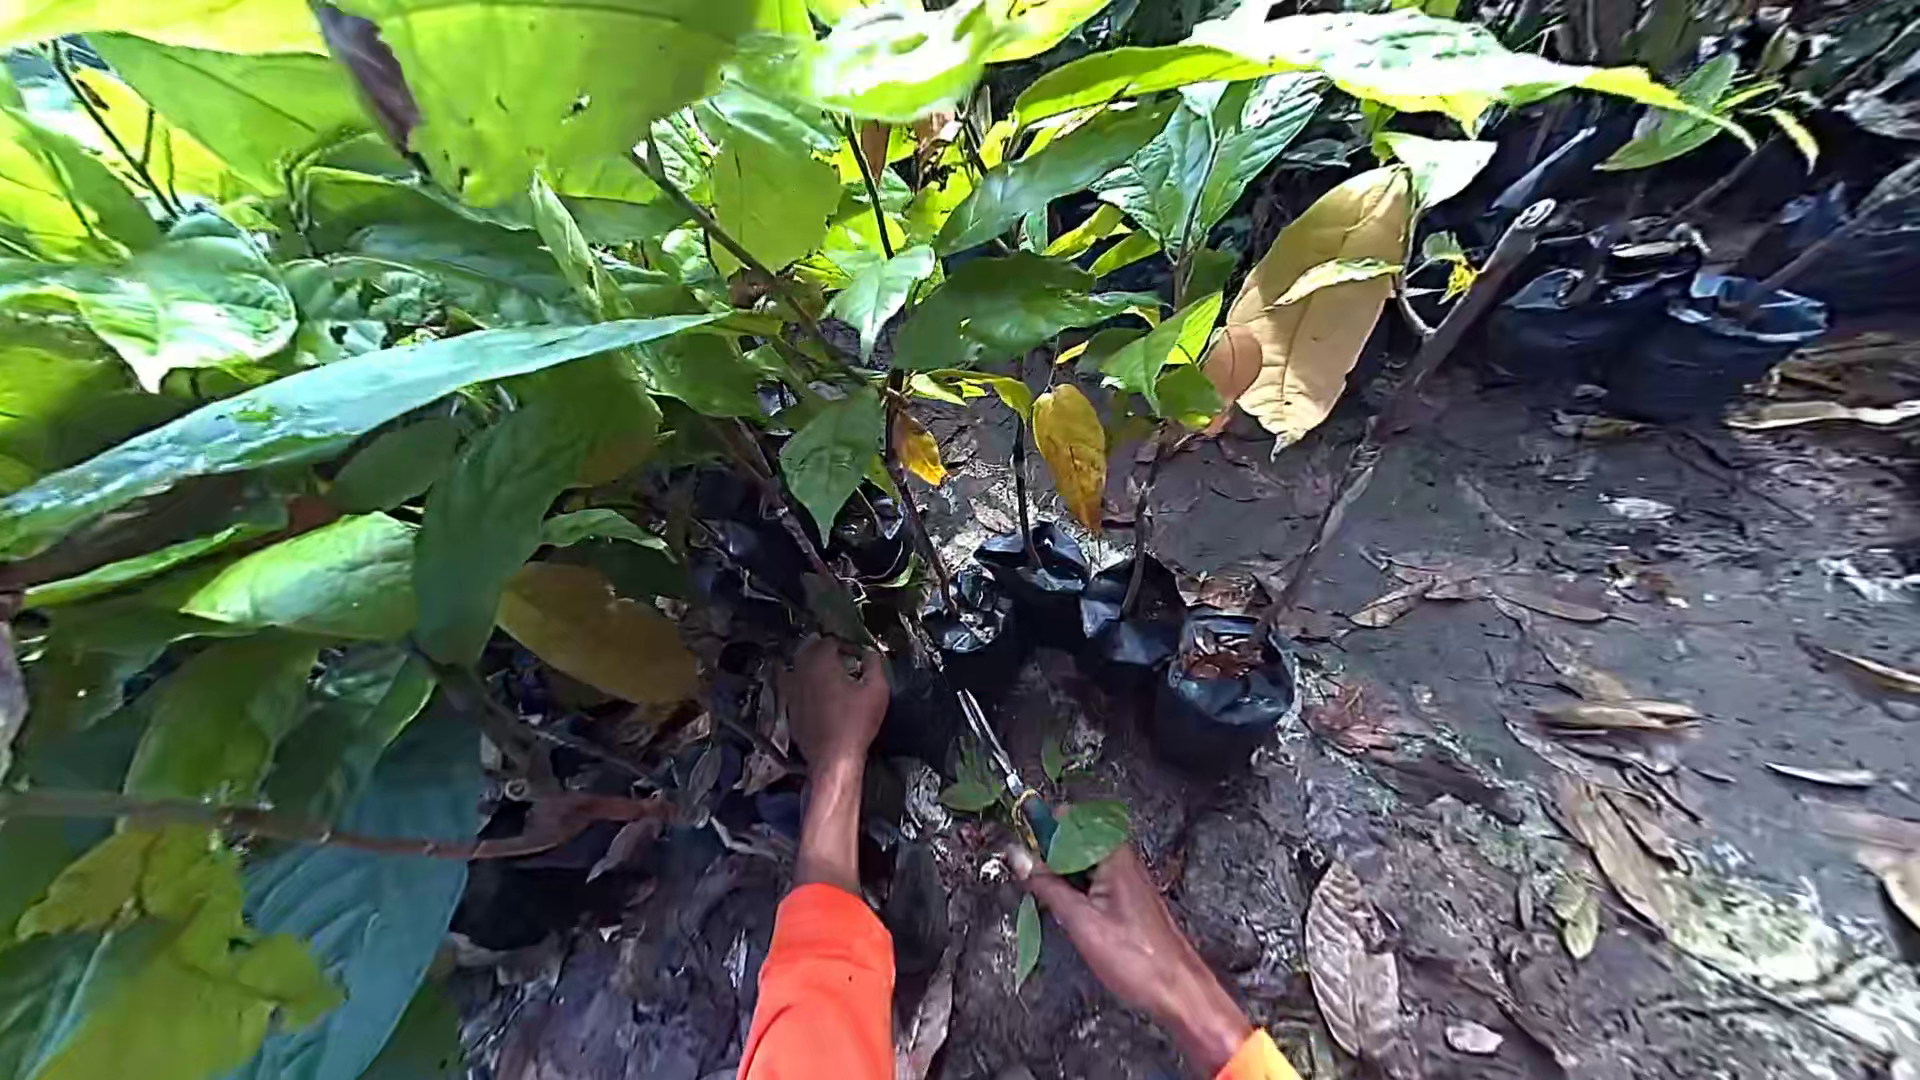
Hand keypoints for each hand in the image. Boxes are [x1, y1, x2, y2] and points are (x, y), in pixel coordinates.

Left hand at [781, 636, 888, 770]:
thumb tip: (870, 654)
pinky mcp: (790, 710)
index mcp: (822, 664)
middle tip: (842, 658)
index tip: (857, 654)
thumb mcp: (877, 689)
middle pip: (809, 650)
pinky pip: (793, 687)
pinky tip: (818, 693)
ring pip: (797, 668)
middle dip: (826, 650)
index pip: (829, 641)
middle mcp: (802, 674)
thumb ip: (874, 664)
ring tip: (828, 673)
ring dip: (812, 665)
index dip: (845, 644)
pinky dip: (804, 684)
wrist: (834, 758)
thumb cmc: (856, 723)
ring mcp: (792, 692)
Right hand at [1009, 843, 1251, 1076]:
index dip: (1041, 829)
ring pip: (1079, 860)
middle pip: (1072, 838)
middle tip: (1034, 881)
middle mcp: (1120, 854)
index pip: (1067, 818)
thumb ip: (1046, 884)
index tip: (1021, 846)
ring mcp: (1124, 873)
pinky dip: (1075, 889)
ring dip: (1061, 875)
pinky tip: (1072, 913)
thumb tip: (1018, 856)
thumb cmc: (1138, 959)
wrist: (1180, 992)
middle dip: (1049, 857)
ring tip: (1055, 903)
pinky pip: (1091, 876)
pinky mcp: (1125, 891)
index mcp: (1111, 851)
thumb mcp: (1079, 921)